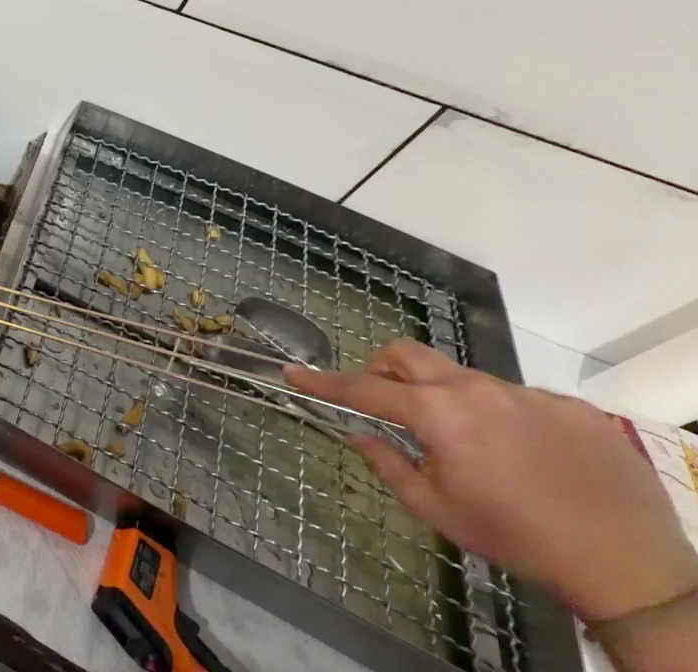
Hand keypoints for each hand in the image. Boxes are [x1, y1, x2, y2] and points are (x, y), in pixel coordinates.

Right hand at [287, 340, 697, 622]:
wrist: (626, 563)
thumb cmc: (514, 537)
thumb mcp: (435, 509)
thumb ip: (388, 464)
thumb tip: (362, 435)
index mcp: (438, 413)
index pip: (362, 387)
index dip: (322, 381)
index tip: (292, 372)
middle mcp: (478, 390)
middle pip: (409, 354)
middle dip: (384, 371)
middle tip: (388, 404)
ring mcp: (530, 395)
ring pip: (465, 378)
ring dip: (448, 399)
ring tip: (471, 447)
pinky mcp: (574, 409)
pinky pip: (519, 399)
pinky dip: (503, 417)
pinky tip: (526, 457)